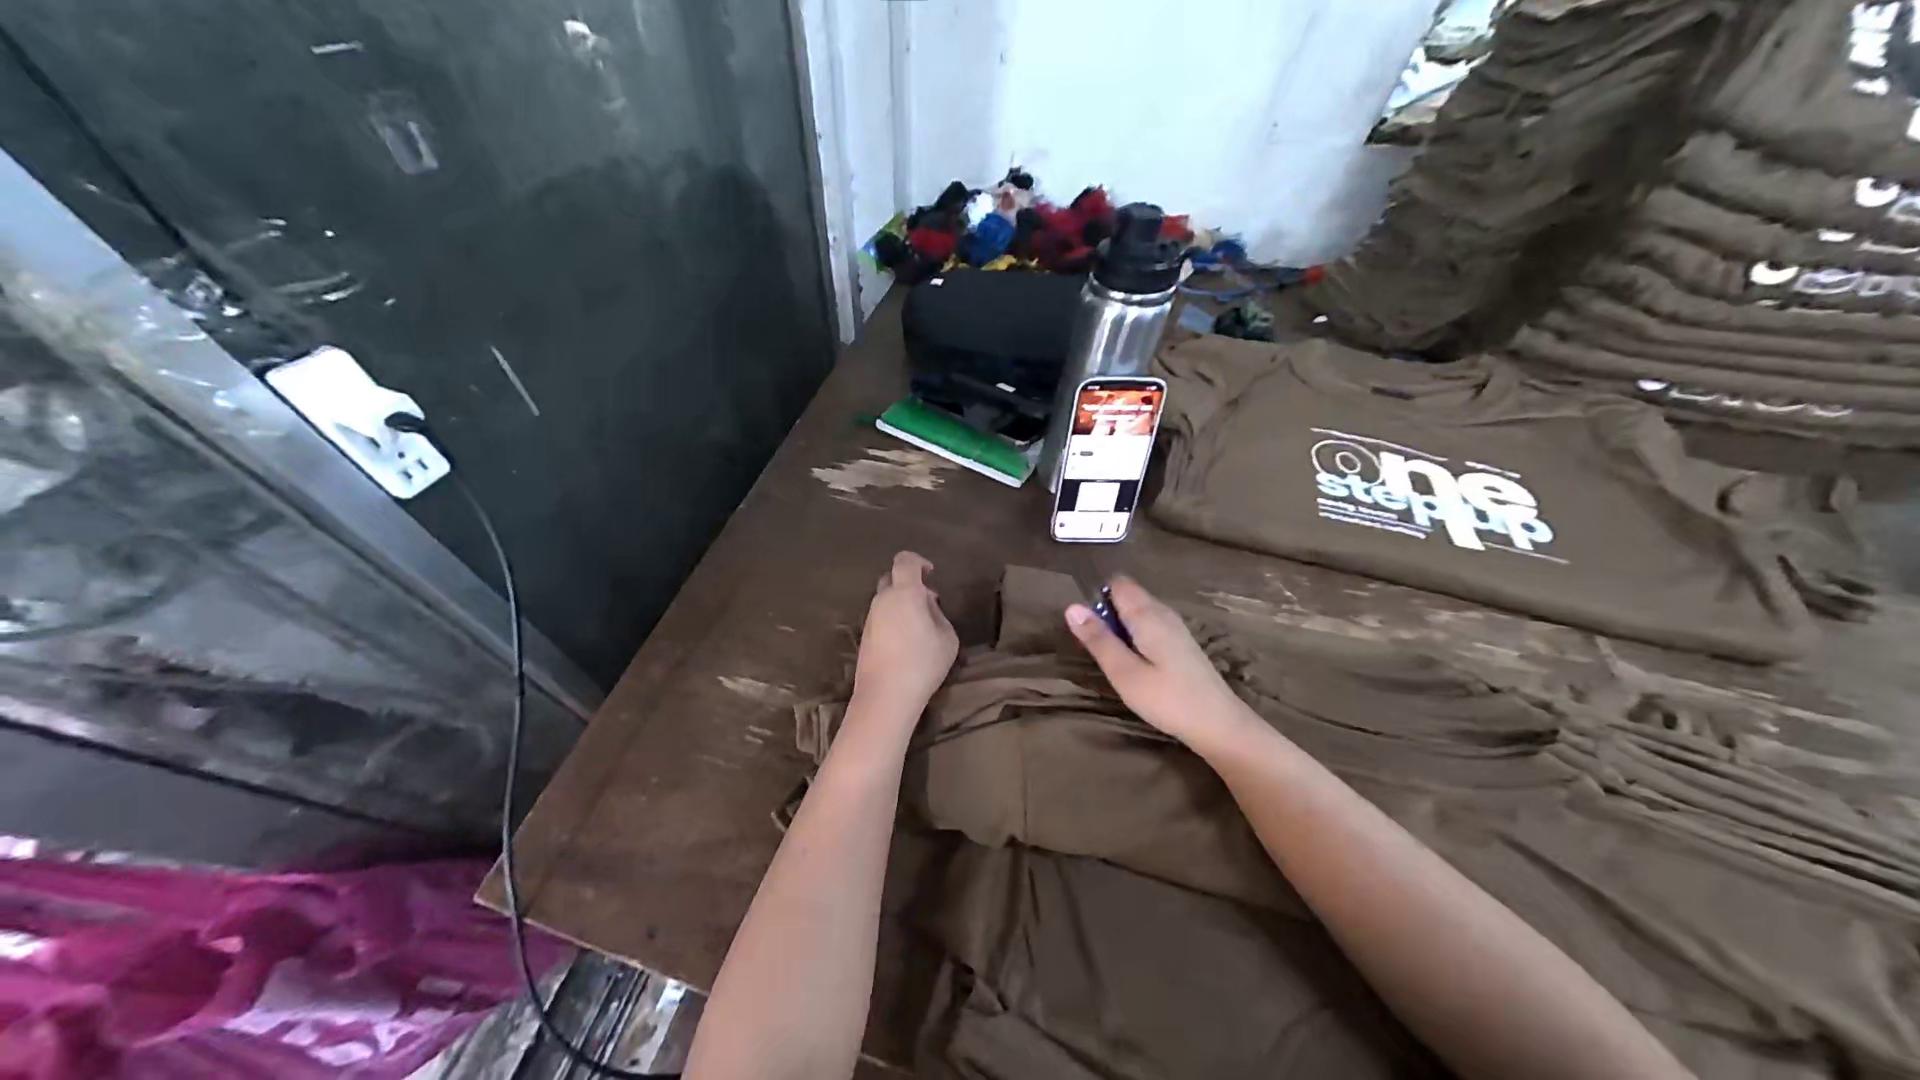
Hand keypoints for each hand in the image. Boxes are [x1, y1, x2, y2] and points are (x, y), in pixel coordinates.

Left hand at [851, 552, 958, 713]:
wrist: (885, 695)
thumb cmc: (923, 663)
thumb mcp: (948, 638)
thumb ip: (938, 614)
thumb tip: (927, 606)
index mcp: (905, 593)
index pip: (905, 561)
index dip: (919, 562)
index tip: (930, 574)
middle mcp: (883, 600)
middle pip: (892, 579)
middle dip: (909, 585)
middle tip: (927, 604)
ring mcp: (869, 618)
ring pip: (885, 600)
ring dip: (901, 604)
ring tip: (919, 628)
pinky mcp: (864, 636)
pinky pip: (880, 617)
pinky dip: (892, 620)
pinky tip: (905, 643)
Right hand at [1065, 576, 1251, 744]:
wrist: (1219, 724)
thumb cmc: (1167, 699)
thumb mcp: (1124, 673)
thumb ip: (1098, 639)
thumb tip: (1071, 607)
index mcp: (1147, 614)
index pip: (1118, 583)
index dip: (1097, 595)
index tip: (1088, 626)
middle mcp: (1163, 612)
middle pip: (1128, 595)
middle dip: (1107, 612)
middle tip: (1098, 648)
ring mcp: (1175, 627)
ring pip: (1139, 611)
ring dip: (1121, 626)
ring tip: (1114, 658)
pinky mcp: (1180, 643)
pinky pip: (1149, 625)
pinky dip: (1135, 636)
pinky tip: (1135, 663)